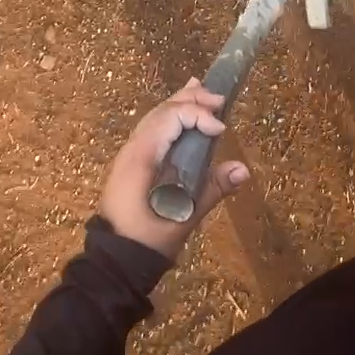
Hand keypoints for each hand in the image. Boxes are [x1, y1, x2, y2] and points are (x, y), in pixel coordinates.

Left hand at [97, 79, 250, 260]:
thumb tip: (243, 170)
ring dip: (180, 104)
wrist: (111, 265)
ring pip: (155, 116)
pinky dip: (169, 116)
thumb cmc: (146, 241)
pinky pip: (152, 128)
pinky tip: (180, 113)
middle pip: (162, 111)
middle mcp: (133, 148)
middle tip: (219, 99)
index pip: (171, 117)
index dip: (198, 116)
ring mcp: (130, 154)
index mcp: (142, 156)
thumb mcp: (182, 218)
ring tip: (200, 89)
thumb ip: (211, 189)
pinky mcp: (132, 164)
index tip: (221, 130)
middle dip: (191, 101)